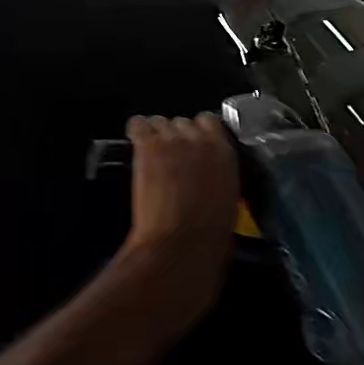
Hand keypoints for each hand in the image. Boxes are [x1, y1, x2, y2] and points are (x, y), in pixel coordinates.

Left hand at [120, 114, 239, 308]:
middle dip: (175, 137)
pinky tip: (135, 144)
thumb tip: (208, 173)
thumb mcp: (228, 199)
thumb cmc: (208, 235)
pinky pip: (137, 124)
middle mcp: (199, 139)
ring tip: (152, 157)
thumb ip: (218, 174)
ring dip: (155, 135)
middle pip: (182, 122)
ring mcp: (172, 139)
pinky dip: (135, 132)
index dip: (197, 132)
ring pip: (159, 122)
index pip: (209, 121)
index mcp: (224, 153)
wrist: (179, 243)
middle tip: (170, 158)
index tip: (190, 145)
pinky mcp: (148, 144)